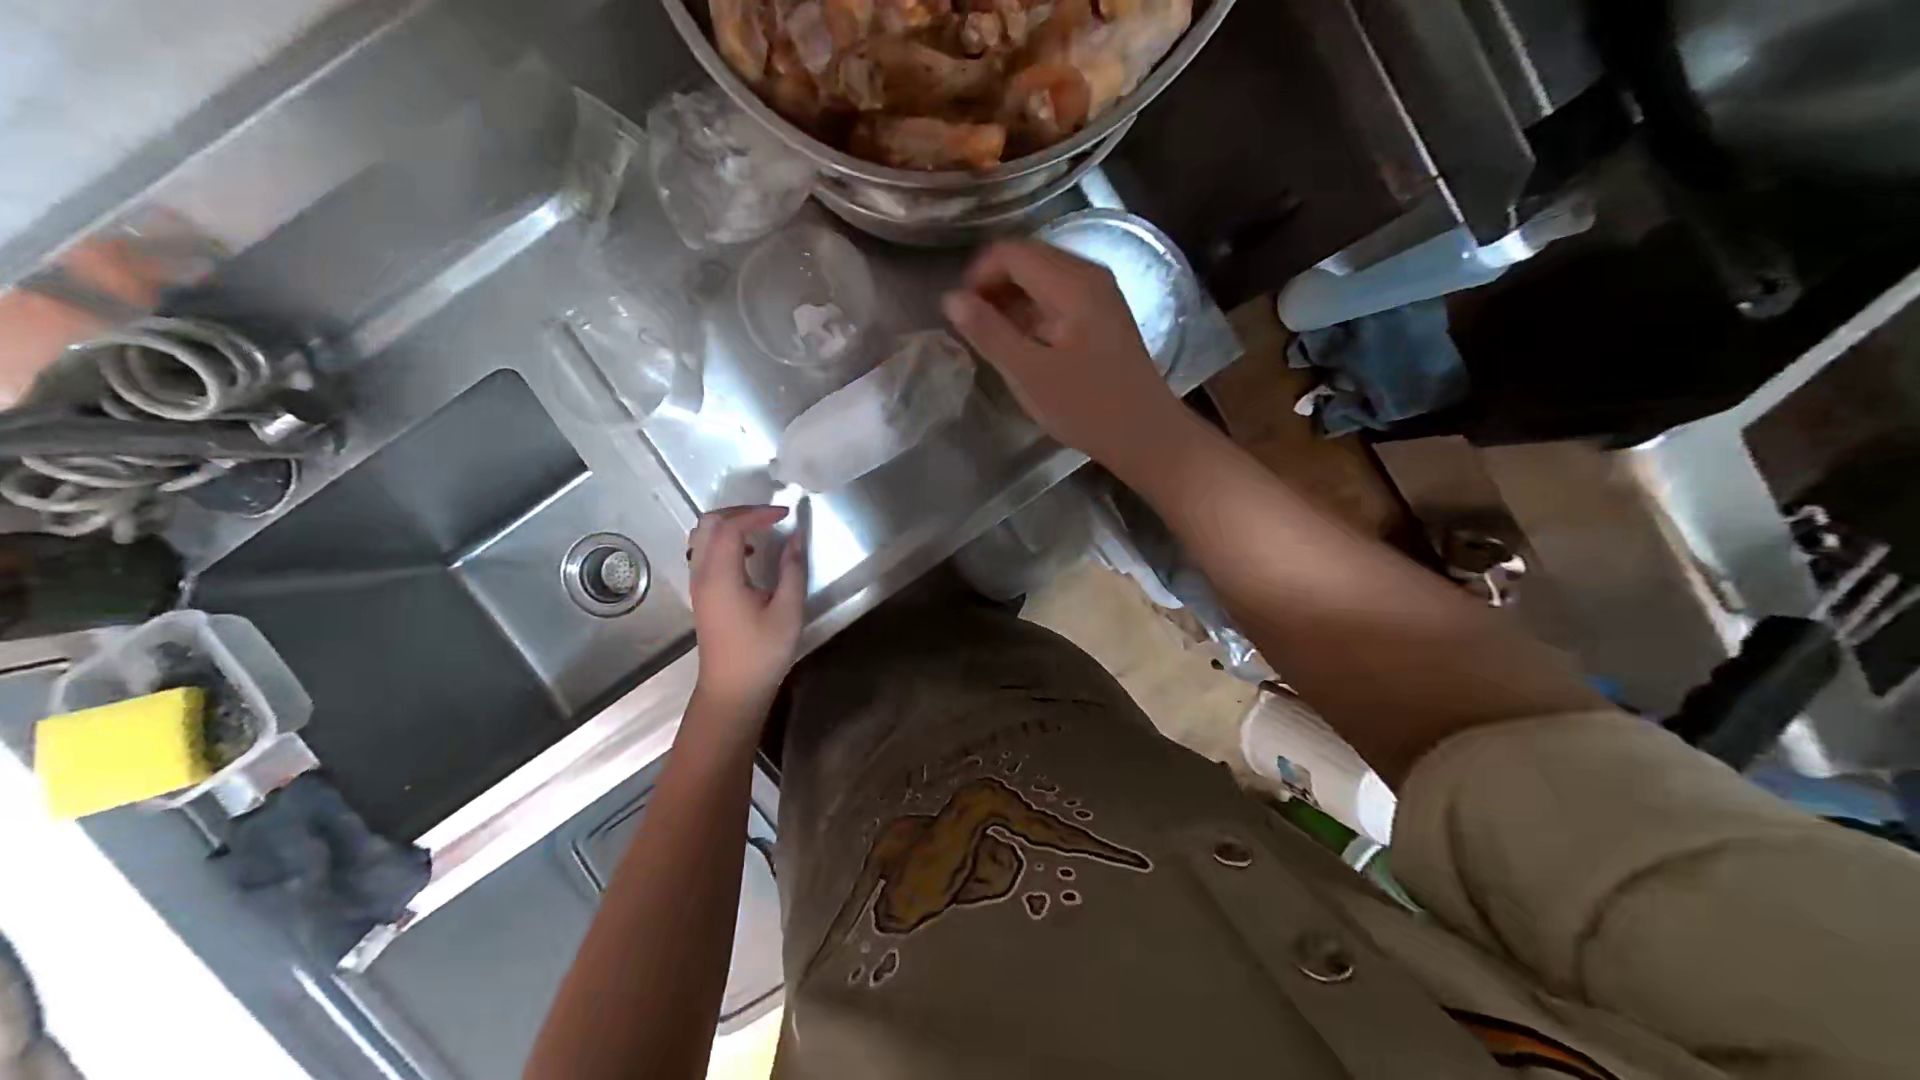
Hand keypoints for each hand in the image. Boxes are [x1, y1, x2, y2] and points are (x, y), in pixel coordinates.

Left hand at [687, 505, 807, 716]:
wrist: (732, 690)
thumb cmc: (762, 653)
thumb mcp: (788, 611)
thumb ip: (792, 569)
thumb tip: (796, 537)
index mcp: (720, 576)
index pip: (731, 526)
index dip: (758, 514)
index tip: (786, 515)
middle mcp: (702, 574)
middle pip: (708, 523)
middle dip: (740, 512)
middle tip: (771, 517)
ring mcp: (697, 584)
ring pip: (702, 536)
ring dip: (730, 525)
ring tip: (761, 532)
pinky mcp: (701, 593)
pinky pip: (704, 552)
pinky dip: (724, 541)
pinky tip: (749, 554)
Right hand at [942, 240, 1181, 463]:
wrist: (1147, 434)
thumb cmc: (1087, 407)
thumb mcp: (1029, 374)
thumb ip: (988, 332)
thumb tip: (950, 298)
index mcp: (1072, 284)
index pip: (1011, 252)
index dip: (977, 275)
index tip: (959, 312)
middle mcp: (1089, 275)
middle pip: (1028, 257)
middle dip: (993, 285)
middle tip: (972, 326)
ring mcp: (1100, 293)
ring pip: (1043, 276)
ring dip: (1012, 298)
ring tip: (993, 338)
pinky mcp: (1103, 314)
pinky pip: (1058, 295)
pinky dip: (1033, 310)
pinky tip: (1024, 343)